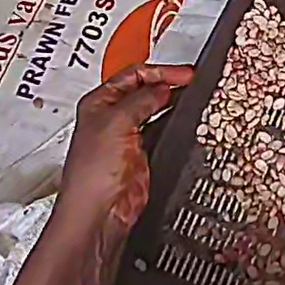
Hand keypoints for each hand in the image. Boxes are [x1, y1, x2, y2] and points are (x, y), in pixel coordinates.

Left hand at [57, 63, 193, 233]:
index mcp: (99, 103)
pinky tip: (185, 121)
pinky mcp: (142, 154)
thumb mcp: (116, 123)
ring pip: (155, 110)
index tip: (184, 74)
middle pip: (144, 90)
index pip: (133, 75)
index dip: (159, 72)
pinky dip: (174, 124)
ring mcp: (128, 136)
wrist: (100, 212)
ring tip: (191, 96)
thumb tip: (162, 88)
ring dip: (171, 102)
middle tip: (191, 81)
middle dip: (167, 83)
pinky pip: (161, 131)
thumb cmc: (92, 174)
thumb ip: (142, 101)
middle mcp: (112, 118)